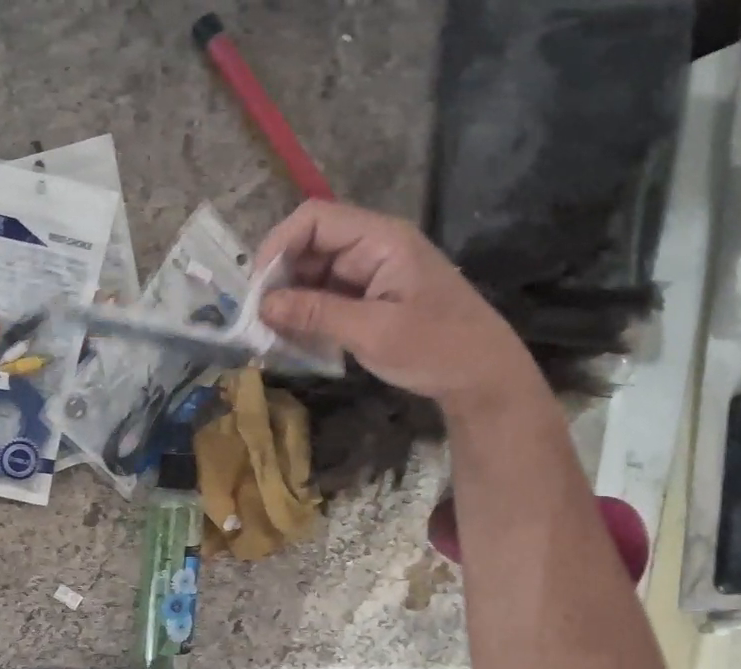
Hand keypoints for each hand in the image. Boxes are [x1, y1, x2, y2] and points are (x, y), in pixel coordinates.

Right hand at [254, 200, 537, 415]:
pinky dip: (303, 313)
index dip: (278, 246)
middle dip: (279, 278)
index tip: (258, 290)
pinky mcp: (367, 296)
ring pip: (310, 272)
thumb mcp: (373, 332)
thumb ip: (316, 314)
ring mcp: (369, 272)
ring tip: (270, 333)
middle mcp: (372, 247)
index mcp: (381, 240)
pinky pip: (323, 295)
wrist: (482, 375)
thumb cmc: (436, 348)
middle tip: (259, 320)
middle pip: (308, 245)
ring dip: (287, 299)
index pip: (314, 219)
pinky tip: (291, 337)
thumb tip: (263, 305)